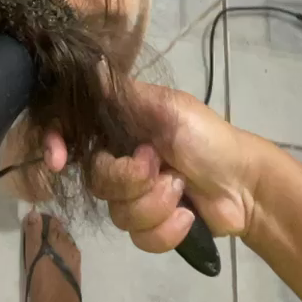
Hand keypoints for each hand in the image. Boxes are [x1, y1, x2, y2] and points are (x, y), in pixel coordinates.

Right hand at [70, 82, 266, 252]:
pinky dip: (166, 229)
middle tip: (158, 165)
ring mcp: (133, 194)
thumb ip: (125, 95)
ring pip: (117, 212)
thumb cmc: (206, 136)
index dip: (57, 141)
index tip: (59, 159)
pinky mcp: (150, 225)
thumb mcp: (167, 108)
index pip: (73, 129)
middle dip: (128, 179)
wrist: (244, 184)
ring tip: (181, 189)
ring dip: (154, 203)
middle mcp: (118, 157)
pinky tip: (187, 215)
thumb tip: (91, 63)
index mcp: (119, 124)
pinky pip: (139, 237)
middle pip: (95, 178)